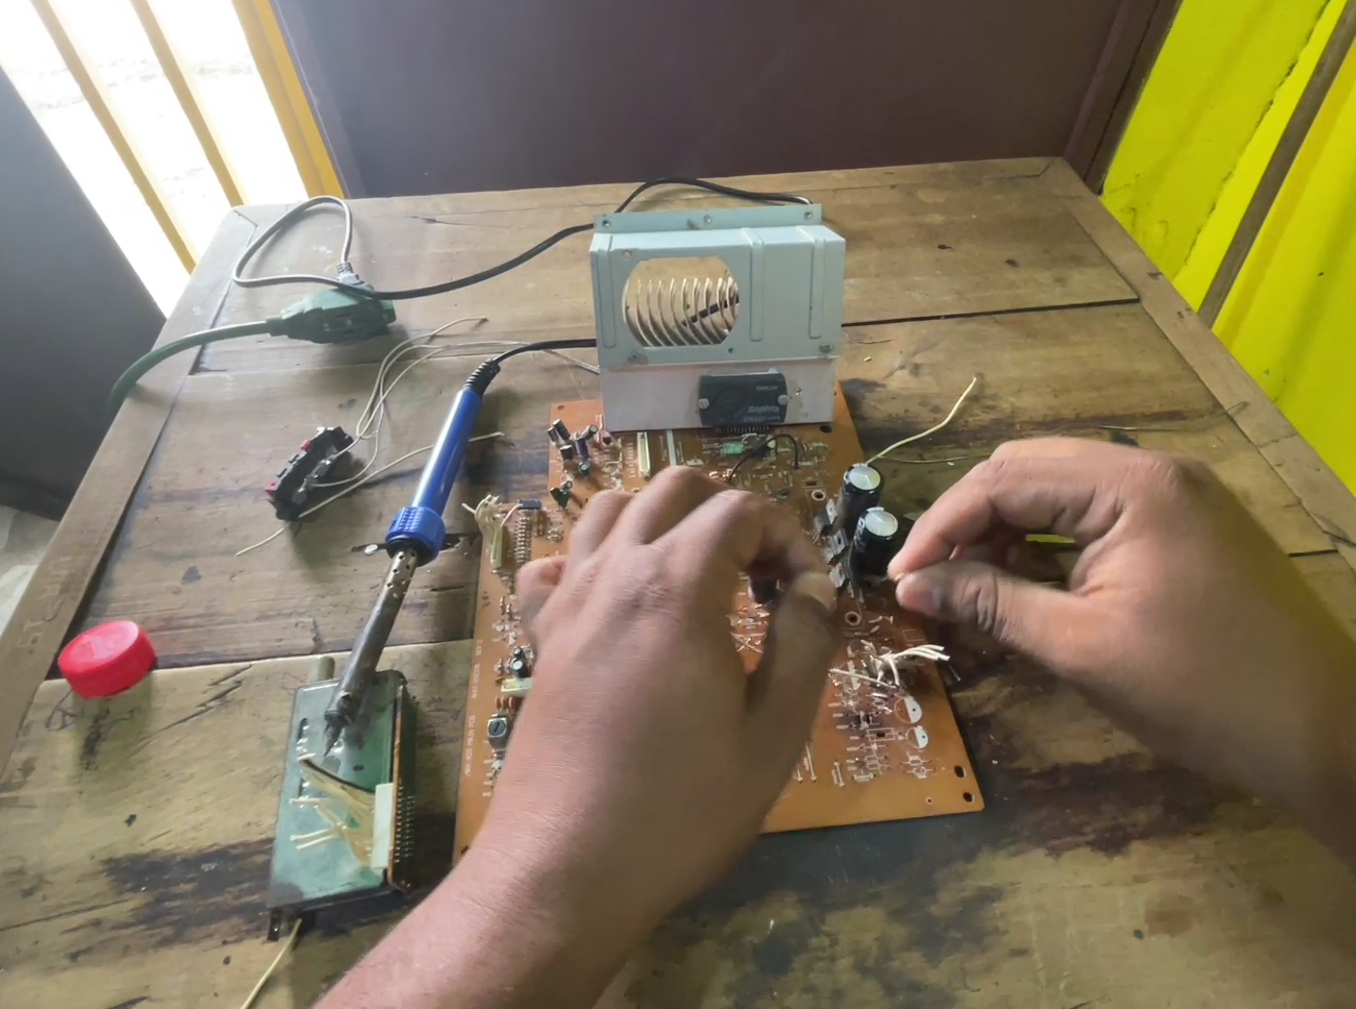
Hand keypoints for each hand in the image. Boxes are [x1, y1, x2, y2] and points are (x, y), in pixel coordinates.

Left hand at [325, 467, 837, 1007]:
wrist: (565, 867)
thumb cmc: (680, 805)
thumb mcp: (773, 732)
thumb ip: (805, 641)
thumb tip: (813, 586)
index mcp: (676, 584)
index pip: (742, 510)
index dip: (789, 536)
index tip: (807, 590)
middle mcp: (616, 570)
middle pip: (675, 488)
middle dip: (731, 511)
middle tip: (761, 570)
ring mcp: (570, 597)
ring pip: (612, 507)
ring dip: (664, 518)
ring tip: (698, 569)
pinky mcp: (542, 631)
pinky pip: (558, 561)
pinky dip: (592, 556)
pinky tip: (617, 595)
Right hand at [886, 437, 1355, 806]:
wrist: (1339, 740)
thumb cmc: (1204, 693)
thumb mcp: (1079, 647)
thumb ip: (986, 602)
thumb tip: (905, 584)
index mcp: (1131, 486)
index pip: (1003, 482)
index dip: (940, 527)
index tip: (899, 575)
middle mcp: (1150, 469)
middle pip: (1025, 470)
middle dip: (967, 520)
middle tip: (931, 575)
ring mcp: (1171, 493)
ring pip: (1052, 487)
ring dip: (1002, 528)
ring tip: (971, 581)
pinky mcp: (1179, 522)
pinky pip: (1087, 511)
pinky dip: (1043, 540)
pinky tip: (1024, 578)